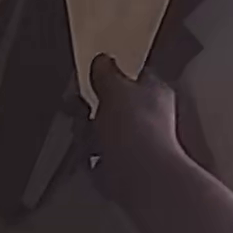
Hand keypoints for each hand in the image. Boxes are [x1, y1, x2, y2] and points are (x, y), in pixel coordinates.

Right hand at [89, 54, 182, 176]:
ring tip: (82, 134)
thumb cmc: (131, 126)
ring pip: (103, 129)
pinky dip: (89, 153)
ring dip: (88, 131)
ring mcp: (135, 141)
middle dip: (92, 106)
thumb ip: (106, 73)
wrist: (136, 173)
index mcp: (155, 90)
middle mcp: (149, 115)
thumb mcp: (114, 89)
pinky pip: (98, 152)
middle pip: (114, 103)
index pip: (135, 75)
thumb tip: (101, 59)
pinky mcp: (121, 163)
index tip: (91, 77)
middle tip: (78, 108)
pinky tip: (85, 153)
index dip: (113, 74)